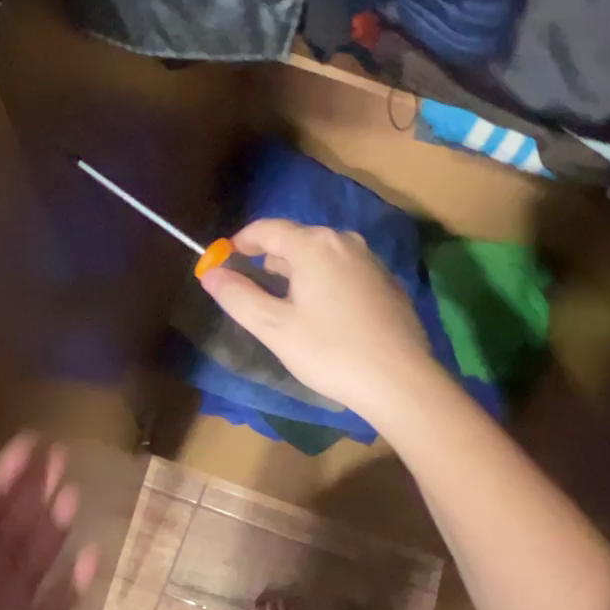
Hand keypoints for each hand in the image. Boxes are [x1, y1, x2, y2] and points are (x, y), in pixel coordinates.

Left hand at [0, 435, 98, 609]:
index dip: (4, 474)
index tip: (31, 442)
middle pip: (12, 526)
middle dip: (34, 491)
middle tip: (62, 457)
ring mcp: (10, 609)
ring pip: (38, 556)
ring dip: (55, 524)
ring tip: (74, 491)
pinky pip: (61, 599)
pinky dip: (77, 576)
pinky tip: (92, 552)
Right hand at [200, 219, 443, 419]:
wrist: (400, 380)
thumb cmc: (330, 352)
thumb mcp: (274, 327)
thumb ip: (238, 296)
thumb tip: (209, 272)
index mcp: (313, 245)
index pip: (266, 229)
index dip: (240, 242)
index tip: (224, 261)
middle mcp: (344, 241)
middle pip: (296, 240)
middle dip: (270, 259)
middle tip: (252, 289)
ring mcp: (370, 260)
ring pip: (322, 256)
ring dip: (299, 272)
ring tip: (286, 304)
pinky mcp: (387, 282)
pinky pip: (345, 271)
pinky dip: (326, 282)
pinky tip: (324, 315)